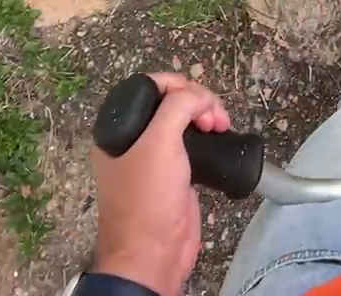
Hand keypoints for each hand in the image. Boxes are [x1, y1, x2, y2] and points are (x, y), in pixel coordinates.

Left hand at [91, 73, 230, 294]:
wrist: (153, 255)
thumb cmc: (150, 197)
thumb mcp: (160, 141)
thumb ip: (179, 106)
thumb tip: (200, 97)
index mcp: (118, 129)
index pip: (151, 86)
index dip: (181, 85)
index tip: (201, 101)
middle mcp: (133, 139)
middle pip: (172, 100)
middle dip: (199, 100)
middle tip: (216, 118)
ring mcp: (154, 157)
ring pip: (185, 118)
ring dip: (207, 115)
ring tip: (222, 126)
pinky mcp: (173, 172)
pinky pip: (192, 140)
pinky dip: (208, 133)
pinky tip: (219, 137)